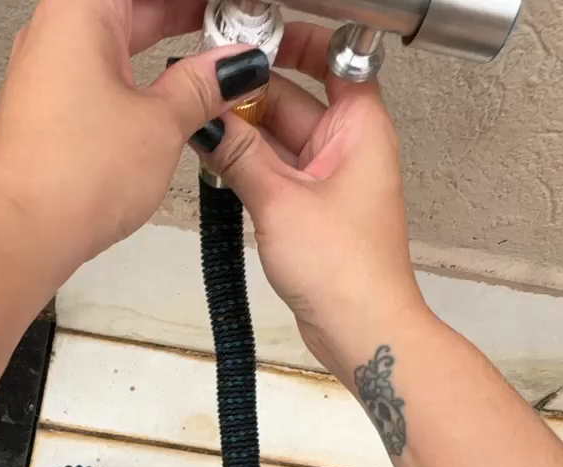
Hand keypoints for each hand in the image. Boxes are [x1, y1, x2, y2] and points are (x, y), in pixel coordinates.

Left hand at [0, 0, 272, 271]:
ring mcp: (50, 73)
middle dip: (186, 14)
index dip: (196, 3)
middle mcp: (58, 30)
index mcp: (82, 8)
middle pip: (133, 4)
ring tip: (212, 61)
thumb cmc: (74, 173)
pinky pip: (102, 76)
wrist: (24, 232)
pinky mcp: (51, 114)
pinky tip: (169, 98)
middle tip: (231, 29)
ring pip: (118, 40)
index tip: (230, 12)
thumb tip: (232, 67)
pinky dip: (139, 78)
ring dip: (165, 45)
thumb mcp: (161, 125)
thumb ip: (201, 88)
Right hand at [196, 24, 426, 377]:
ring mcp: (328, 183)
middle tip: (201, 95)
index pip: (330, 58)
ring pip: (279, 141)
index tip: (247, 41)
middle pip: (293, 99)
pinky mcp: (312, 214)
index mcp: (359, 127)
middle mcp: (347, 149)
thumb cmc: (347, 271)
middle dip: (249, 97)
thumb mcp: (281, 201)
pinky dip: (249, 171)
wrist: (361, 330)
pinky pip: (276, 176)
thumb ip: (239, 155)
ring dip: (244, 137)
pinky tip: (218, 167)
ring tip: (201, 130)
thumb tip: (207, 119)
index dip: (290, 43)